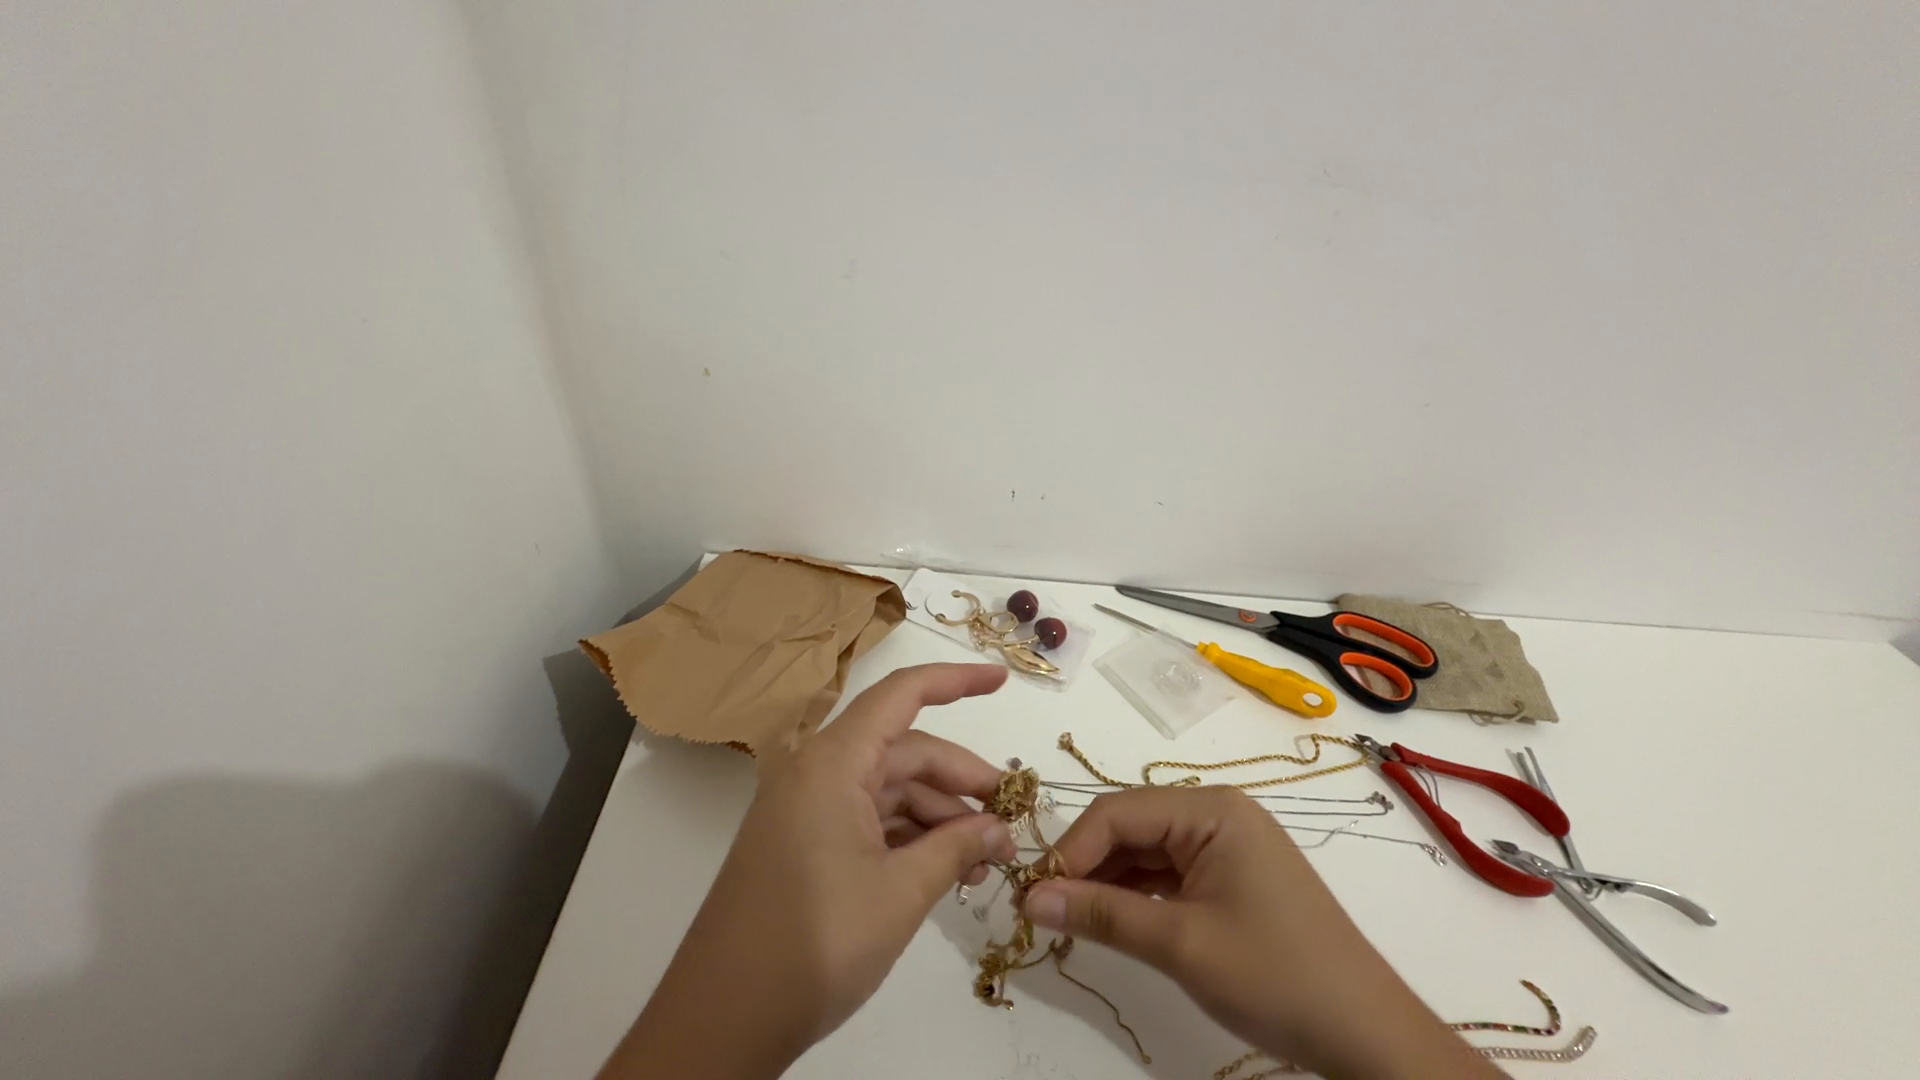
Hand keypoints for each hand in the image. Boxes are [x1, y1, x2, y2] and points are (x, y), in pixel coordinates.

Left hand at [600, 663, 1017, 1079]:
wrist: (722, 1018)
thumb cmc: (815, 943)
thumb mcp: (900, 892)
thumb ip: (957, 848)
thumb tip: (1001, 829)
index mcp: (832, 762)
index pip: (901, 696)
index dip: (955, 680)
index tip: (1003, 679)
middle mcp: (816, 772)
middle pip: (903, 752)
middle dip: (961, 780)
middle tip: (1011, 817)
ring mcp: (807, 809)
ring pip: (889, 789)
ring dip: (939, 816)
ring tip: (986, 858)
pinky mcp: (803, 843)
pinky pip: (868, 819)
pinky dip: (909, 836)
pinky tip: (947, 869)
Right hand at [1021, 786, 1503, 1079]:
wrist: (1366, 1033)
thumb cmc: (1275, 976)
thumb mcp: (1180, 943)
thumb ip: (1101, 913)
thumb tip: (1030, 898)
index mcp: (1212, 809)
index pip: (1119, 812)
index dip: (1071, 850)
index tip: (1032, 895)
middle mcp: (1218, 813)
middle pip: (1131, 826)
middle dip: (1086, 865)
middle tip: (1043, 909)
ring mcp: (1227, 845)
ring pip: (1146, 850)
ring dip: (1107, 881)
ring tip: (1068, 917)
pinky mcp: (1231, 876)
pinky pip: (1169, 872)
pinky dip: (1136, 895)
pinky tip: (1109, 919)